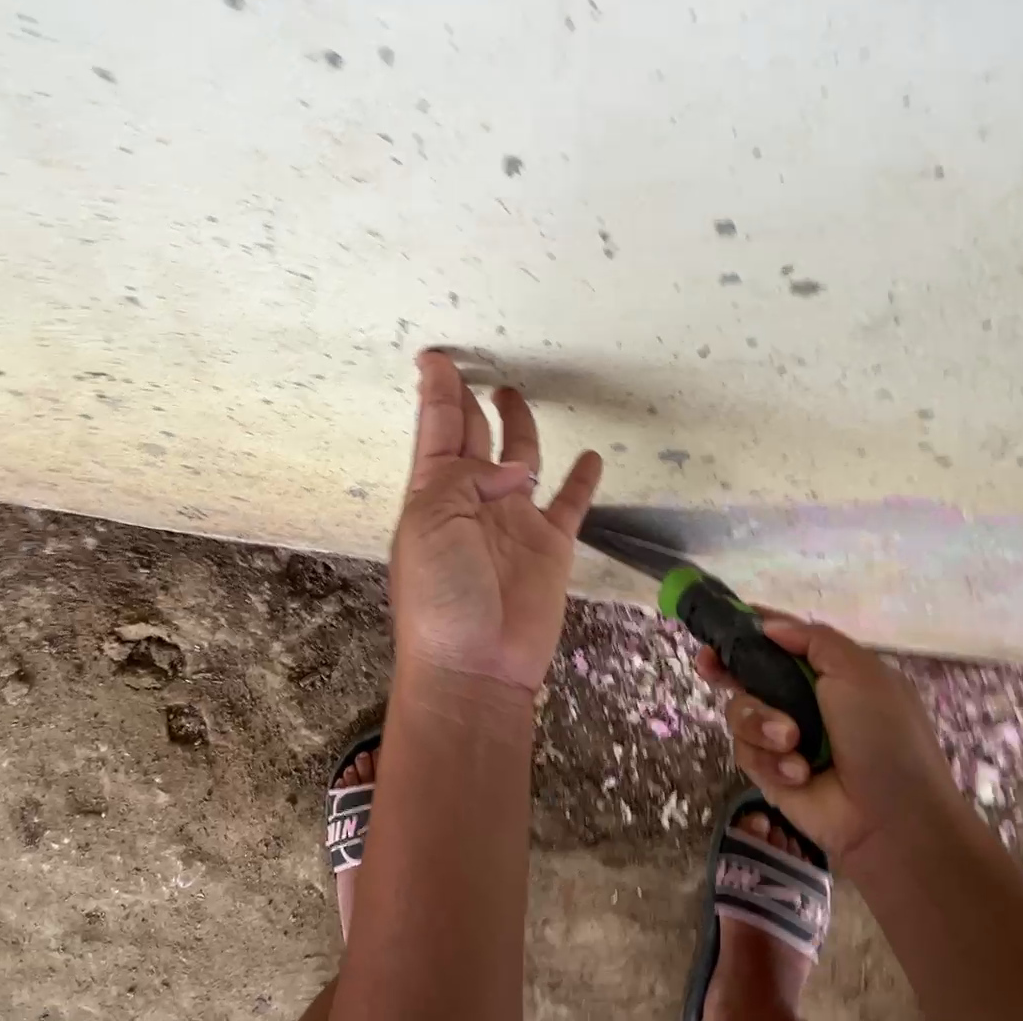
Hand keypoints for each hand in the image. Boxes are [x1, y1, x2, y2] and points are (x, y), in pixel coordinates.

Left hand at [389, 352, 603, 691]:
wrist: (475, 664)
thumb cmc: (440, 594)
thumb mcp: (432, 521)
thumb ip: (466, 478)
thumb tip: (511, 469)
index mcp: (434, 493)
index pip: (436, 430)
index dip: (436, 394)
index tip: (433, 357)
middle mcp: (473, 500)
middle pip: (473, 438)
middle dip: (468, 405)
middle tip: (471, 368)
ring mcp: (513, 521)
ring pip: (519, 459)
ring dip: (516, 427)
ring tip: (512, 393)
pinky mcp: (551, 545)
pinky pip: (570, 502)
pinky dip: (582, 479)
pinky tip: (589, 456)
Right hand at [697, 617, 963, 861]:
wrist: (892, 819)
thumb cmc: (884, 737)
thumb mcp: (859, 674)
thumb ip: (813, 639)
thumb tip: (767, 625)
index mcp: (826, 672)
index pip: (779, 639)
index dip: (748, 628)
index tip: (720, 627)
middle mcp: (800, 699)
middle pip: (744, 672)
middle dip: (724, 668)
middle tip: (709, 666)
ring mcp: (781, 735)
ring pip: (739, 710)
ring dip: (760, 723)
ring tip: (790, 742)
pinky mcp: (768, 769)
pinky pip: (744, 748)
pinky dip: (769, 758)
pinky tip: (798, 773)